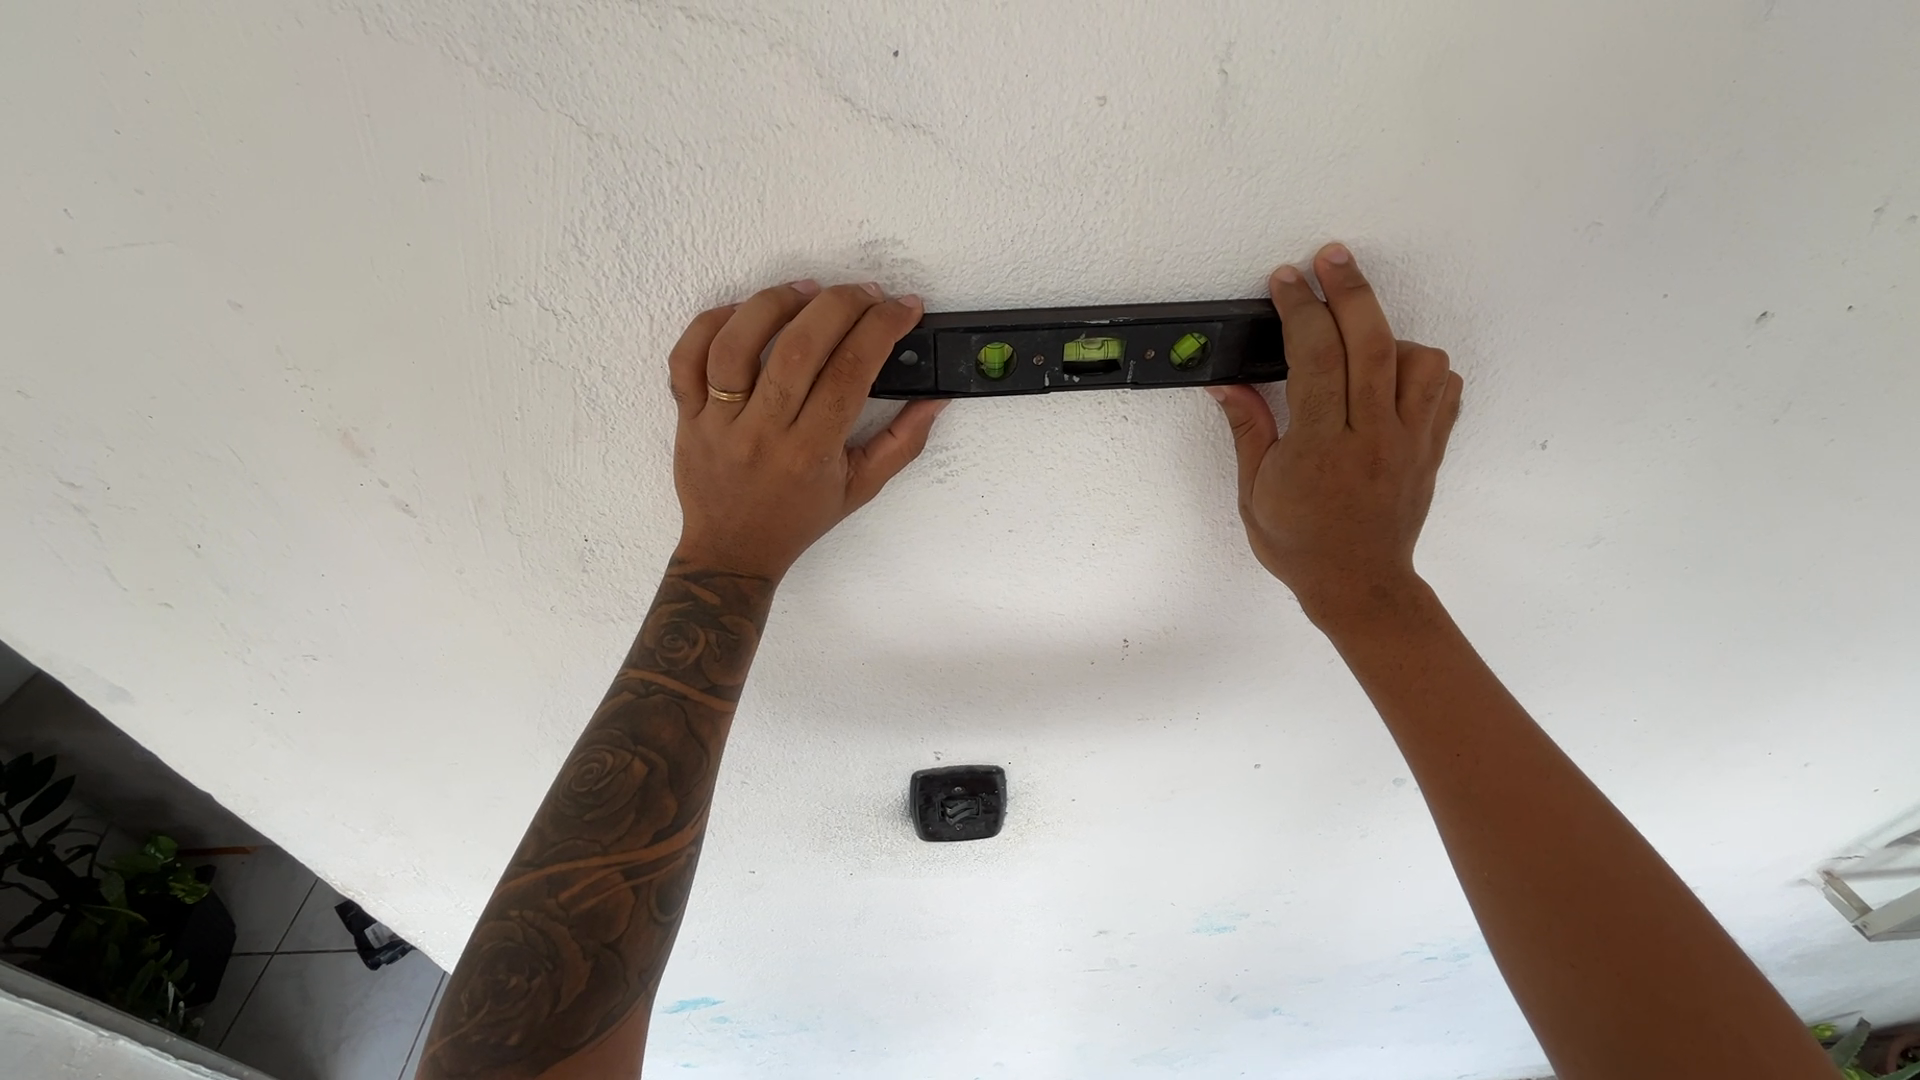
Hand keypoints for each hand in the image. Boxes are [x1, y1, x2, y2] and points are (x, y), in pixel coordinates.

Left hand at [667, 279, 947, 580]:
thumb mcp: (861, 489)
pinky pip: (686, 357)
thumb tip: (935, 399)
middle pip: (799, 348)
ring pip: (737, 343)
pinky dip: (712, 322)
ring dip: (776, 303)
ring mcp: (718, 422)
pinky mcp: (687, 415)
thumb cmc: (798, 518)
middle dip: (841, 305)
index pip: (851, 373)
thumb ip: (902, 443)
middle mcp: (763, 434)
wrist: (734, 550)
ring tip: (809, 290)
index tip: (904, 308)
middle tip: (865, 294)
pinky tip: (747, 312)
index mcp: (811, 453)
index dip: (883, 329)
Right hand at [1208, 243, 1461, 626]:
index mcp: (1319, 448)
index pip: (1314, 359)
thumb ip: (1248, 431)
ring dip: (1391, 329)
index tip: (1285, 281)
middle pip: (1372, 342)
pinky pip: (1444, 389)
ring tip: (1361, 328)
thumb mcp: (1253, 494)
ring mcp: (1408, 441)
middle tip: (1332, 257)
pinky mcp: (1430, 449)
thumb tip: (1226, 385)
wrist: (1358, 585)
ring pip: (1420, 359)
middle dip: (1350, 290)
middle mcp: (1370, 437)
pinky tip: (1396, 367)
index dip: (1300, 310)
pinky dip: (1425, 364)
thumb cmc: (1300, 545)